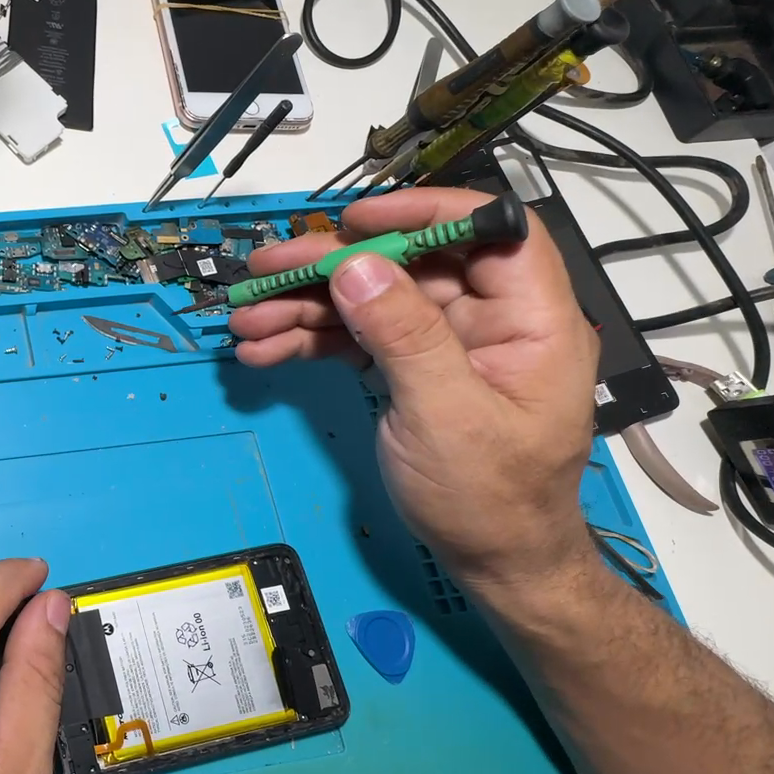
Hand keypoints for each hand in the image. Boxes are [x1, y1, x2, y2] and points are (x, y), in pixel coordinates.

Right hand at [229, 189, 597, 594]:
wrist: (487, 559)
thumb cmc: (488, 495)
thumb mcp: (447, 415)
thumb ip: (405, 337)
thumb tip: (356, 265)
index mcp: (527, 319)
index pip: (489, 234)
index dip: (424, 214)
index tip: (355, 221)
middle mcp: (482, 319)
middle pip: (403, 266)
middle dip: (329, 267)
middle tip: (264, 269)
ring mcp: (437, 344)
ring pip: (365, 301)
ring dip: (301, 308)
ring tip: (245, 321)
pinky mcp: (401, 368)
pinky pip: (350, 339)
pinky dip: (305, 342)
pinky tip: (262, 351)